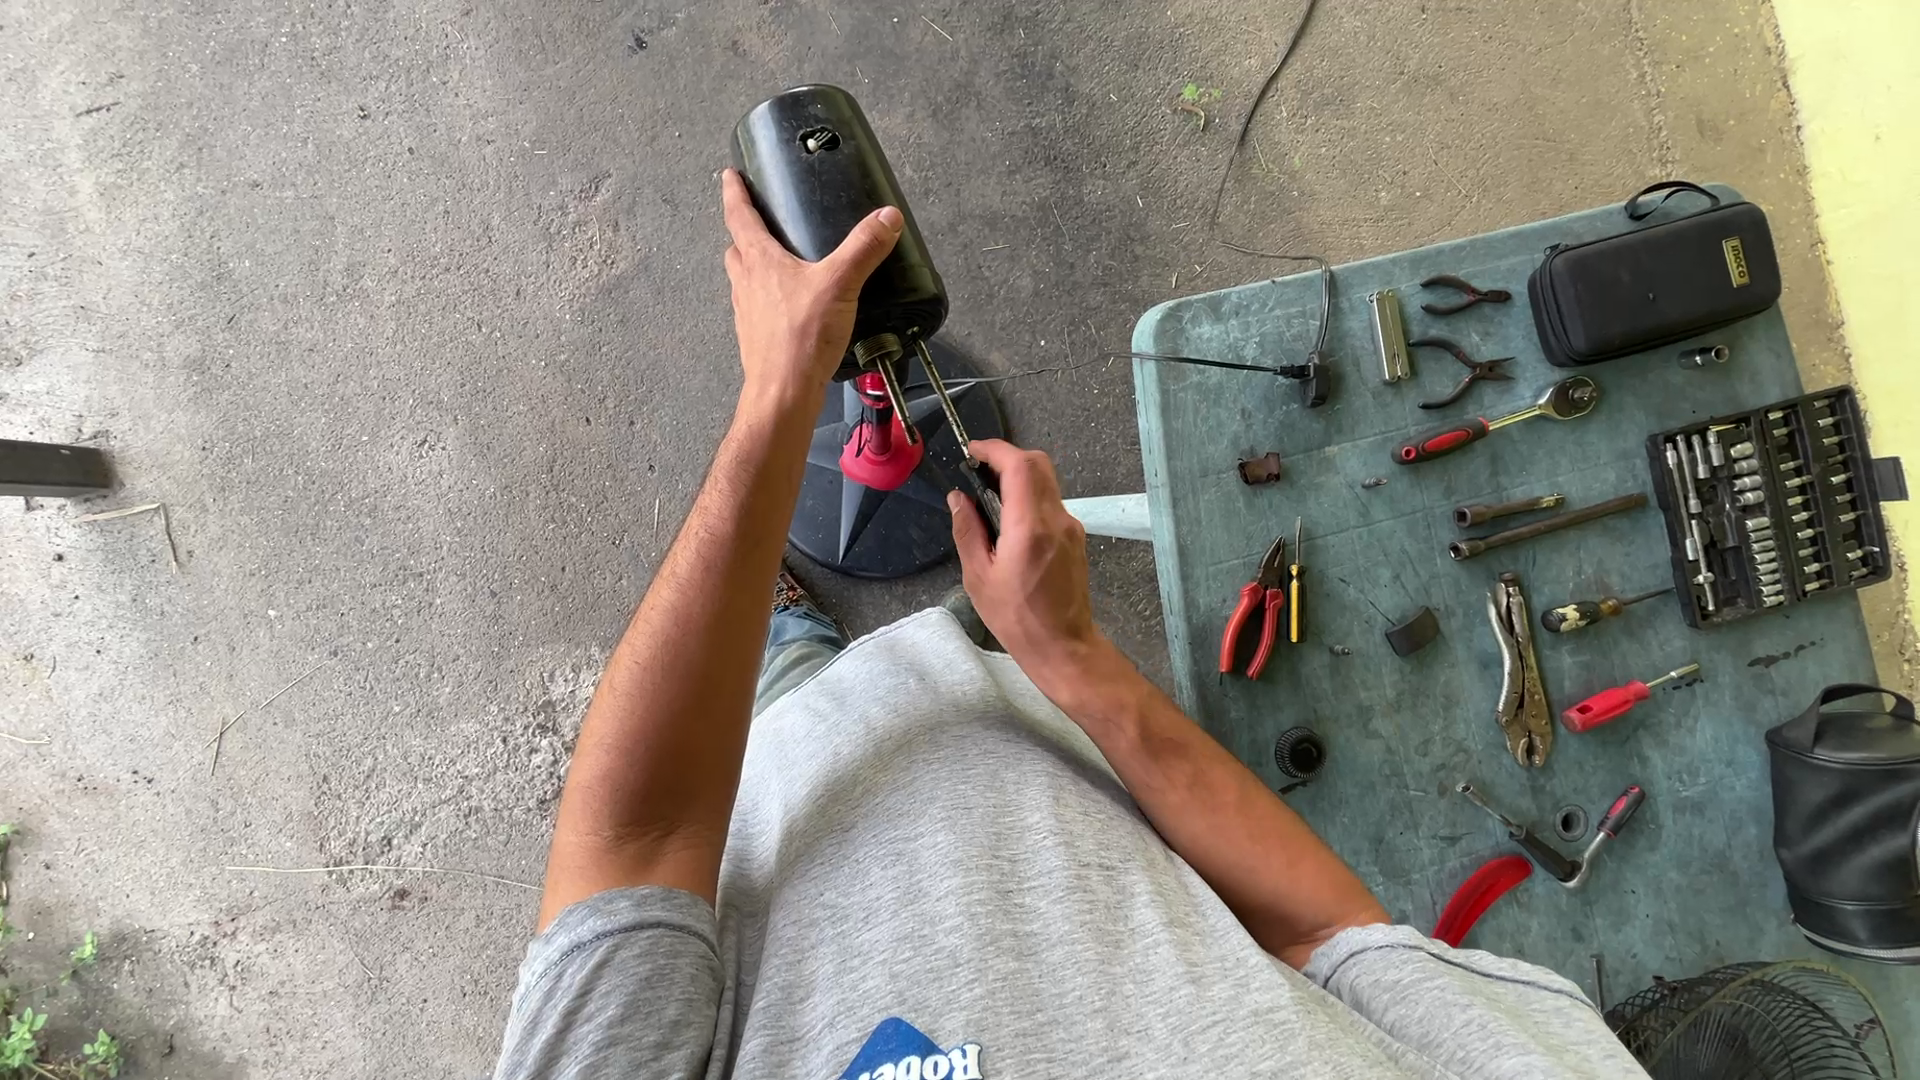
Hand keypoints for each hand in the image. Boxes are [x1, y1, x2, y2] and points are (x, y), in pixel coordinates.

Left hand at [719, 168, 902, 408]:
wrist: (783, 392)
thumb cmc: (802, 336)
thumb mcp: (840, 285)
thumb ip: (864, 249)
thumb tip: (888, 217)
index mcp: (760, 261)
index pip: (740, 216)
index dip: (735, 192)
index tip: (730, 175)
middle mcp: (747, 284)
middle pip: (737, 249)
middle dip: (744, 234)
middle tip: (756, 224)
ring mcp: (748, 314)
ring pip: (743, 281)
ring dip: (753, 269)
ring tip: (774, 267)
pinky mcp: (756, 340)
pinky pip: (756, 311)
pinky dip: (766, 303)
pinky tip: (787, 312)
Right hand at [948, 440, 1107, 681]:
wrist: (1064, 646)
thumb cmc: (1016, 618)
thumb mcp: (978, 577)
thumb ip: (968, 531)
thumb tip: (958, 498)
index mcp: (1030, 528)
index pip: (1019, 466)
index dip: (995, 450)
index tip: (972, 452)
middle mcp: (1057, 520)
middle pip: (1039, 464)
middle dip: (1008, 458)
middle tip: (979, 471)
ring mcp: (1071, 528)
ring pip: (1047, 482)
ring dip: (1019, 478)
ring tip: (990, 499)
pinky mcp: (1076, 538)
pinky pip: (1051, 503)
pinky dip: (1030, 498)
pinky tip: (1010, 523)